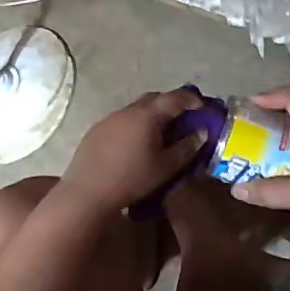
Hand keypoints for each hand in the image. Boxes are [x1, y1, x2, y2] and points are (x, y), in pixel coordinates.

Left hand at [54, 89, 206, 214]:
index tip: (202, 106)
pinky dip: (135, 124)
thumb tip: (201, 132)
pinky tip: (135, 143)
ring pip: (136, 108)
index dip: (191, 99)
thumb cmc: (131, 180)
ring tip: (161, 133)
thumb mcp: (165, 168)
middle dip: (171, 104)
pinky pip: (122, 119)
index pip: (175, 97)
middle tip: (183, 118)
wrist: (87, 192)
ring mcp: (109, 118)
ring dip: (151, 114)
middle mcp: (128, 110)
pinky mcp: (97, 129)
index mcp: (147, 115)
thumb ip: (186, 148)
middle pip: (154, 98)